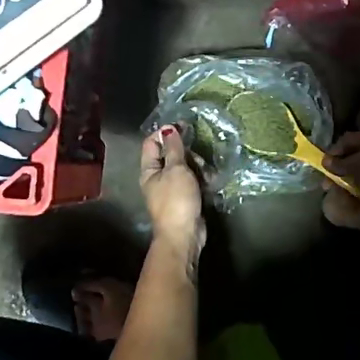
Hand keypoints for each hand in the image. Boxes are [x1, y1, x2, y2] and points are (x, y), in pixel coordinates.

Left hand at [140, 126, 204, 247]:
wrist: (184, 234)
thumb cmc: (176, 199)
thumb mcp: (176, 170)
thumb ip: (174, 148)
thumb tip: (168, 128)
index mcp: (149, 170)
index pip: (152, 143)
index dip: (165, 132)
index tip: (183, 126)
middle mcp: (158, 177)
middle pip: (171, 154)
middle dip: (186, 152)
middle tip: (198, 155)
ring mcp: (172, 188)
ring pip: (185, 168)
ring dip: (197, 166)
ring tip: (207, 172)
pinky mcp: (186, 197)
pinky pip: (193, 181)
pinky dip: (201, 178)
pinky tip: (210, 180)